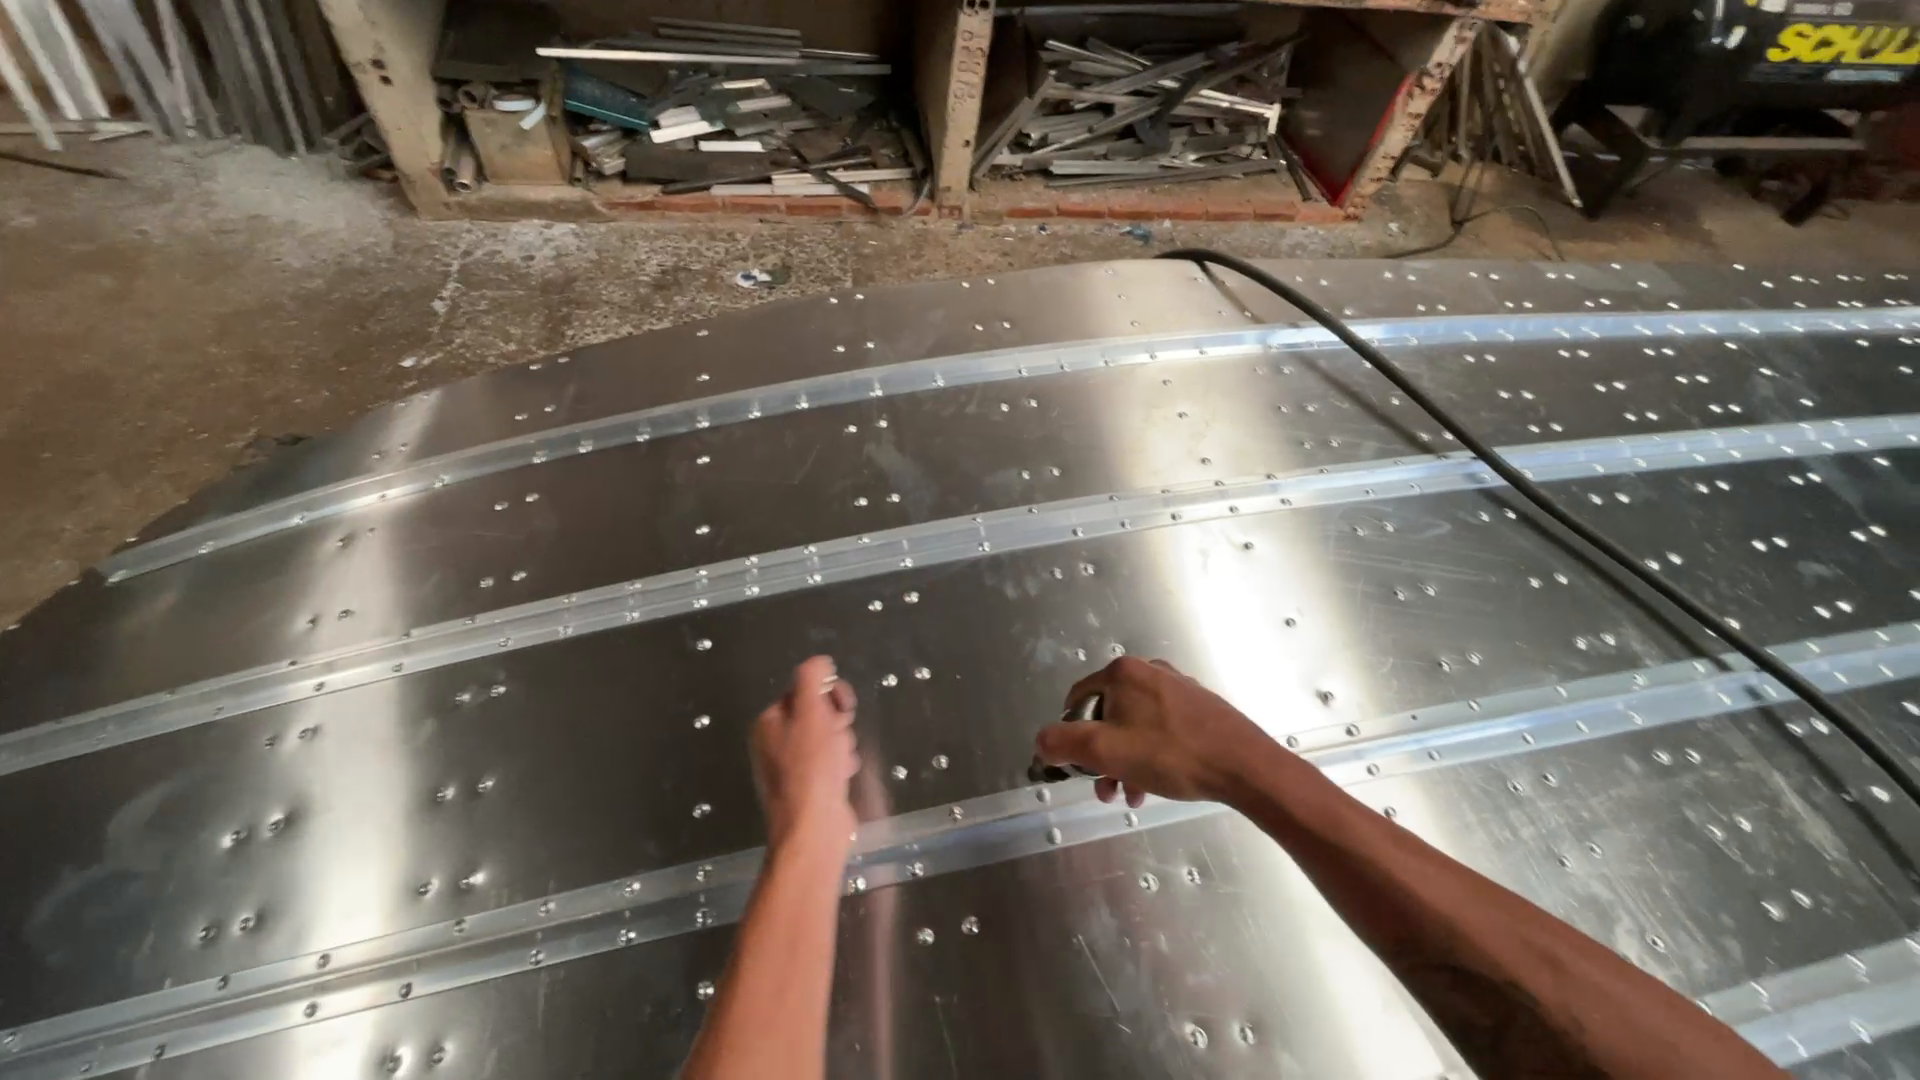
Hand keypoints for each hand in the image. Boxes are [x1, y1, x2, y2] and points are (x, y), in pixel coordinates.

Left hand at [752, 656, 859, 852]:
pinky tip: (843, 777)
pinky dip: (840, 767)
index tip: (843, 707)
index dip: (828, 695)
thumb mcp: (811, 712)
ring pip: (828, 739)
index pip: (805, 692)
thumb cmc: (810, 767)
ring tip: (841, 763)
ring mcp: (790, 768)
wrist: (812, 828)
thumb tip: (820, 661)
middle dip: (837, 723)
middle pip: (818, 715)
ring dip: (842, 745)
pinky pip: (830, 764)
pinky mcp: (808, 788)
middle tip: (840, 735)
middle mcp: (774, 743)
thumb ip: (812, 679)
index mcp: (768, 723)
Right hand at [1032, 657, 1270, 806]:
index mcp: (1122, 672)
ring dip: (1125, 761)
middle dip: (1101, 755)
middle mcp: (1149, 671)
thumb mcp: (1104, 751)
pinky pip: (1161, 729)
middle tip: (1107, 789)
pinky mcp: (1200, 707)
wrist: (1245, 766)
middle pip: (1107, 714)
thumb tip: (1042, 741)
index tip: (1080, 766)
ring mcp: (1178, 688)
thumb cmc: (1170, 754)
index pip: (1077, 699)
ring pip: (1135, 726)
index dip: (1071, 735)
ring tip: (1132, 794)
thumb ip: (1063, 743)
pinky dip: (1151, 755)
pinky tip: (1156, 784)